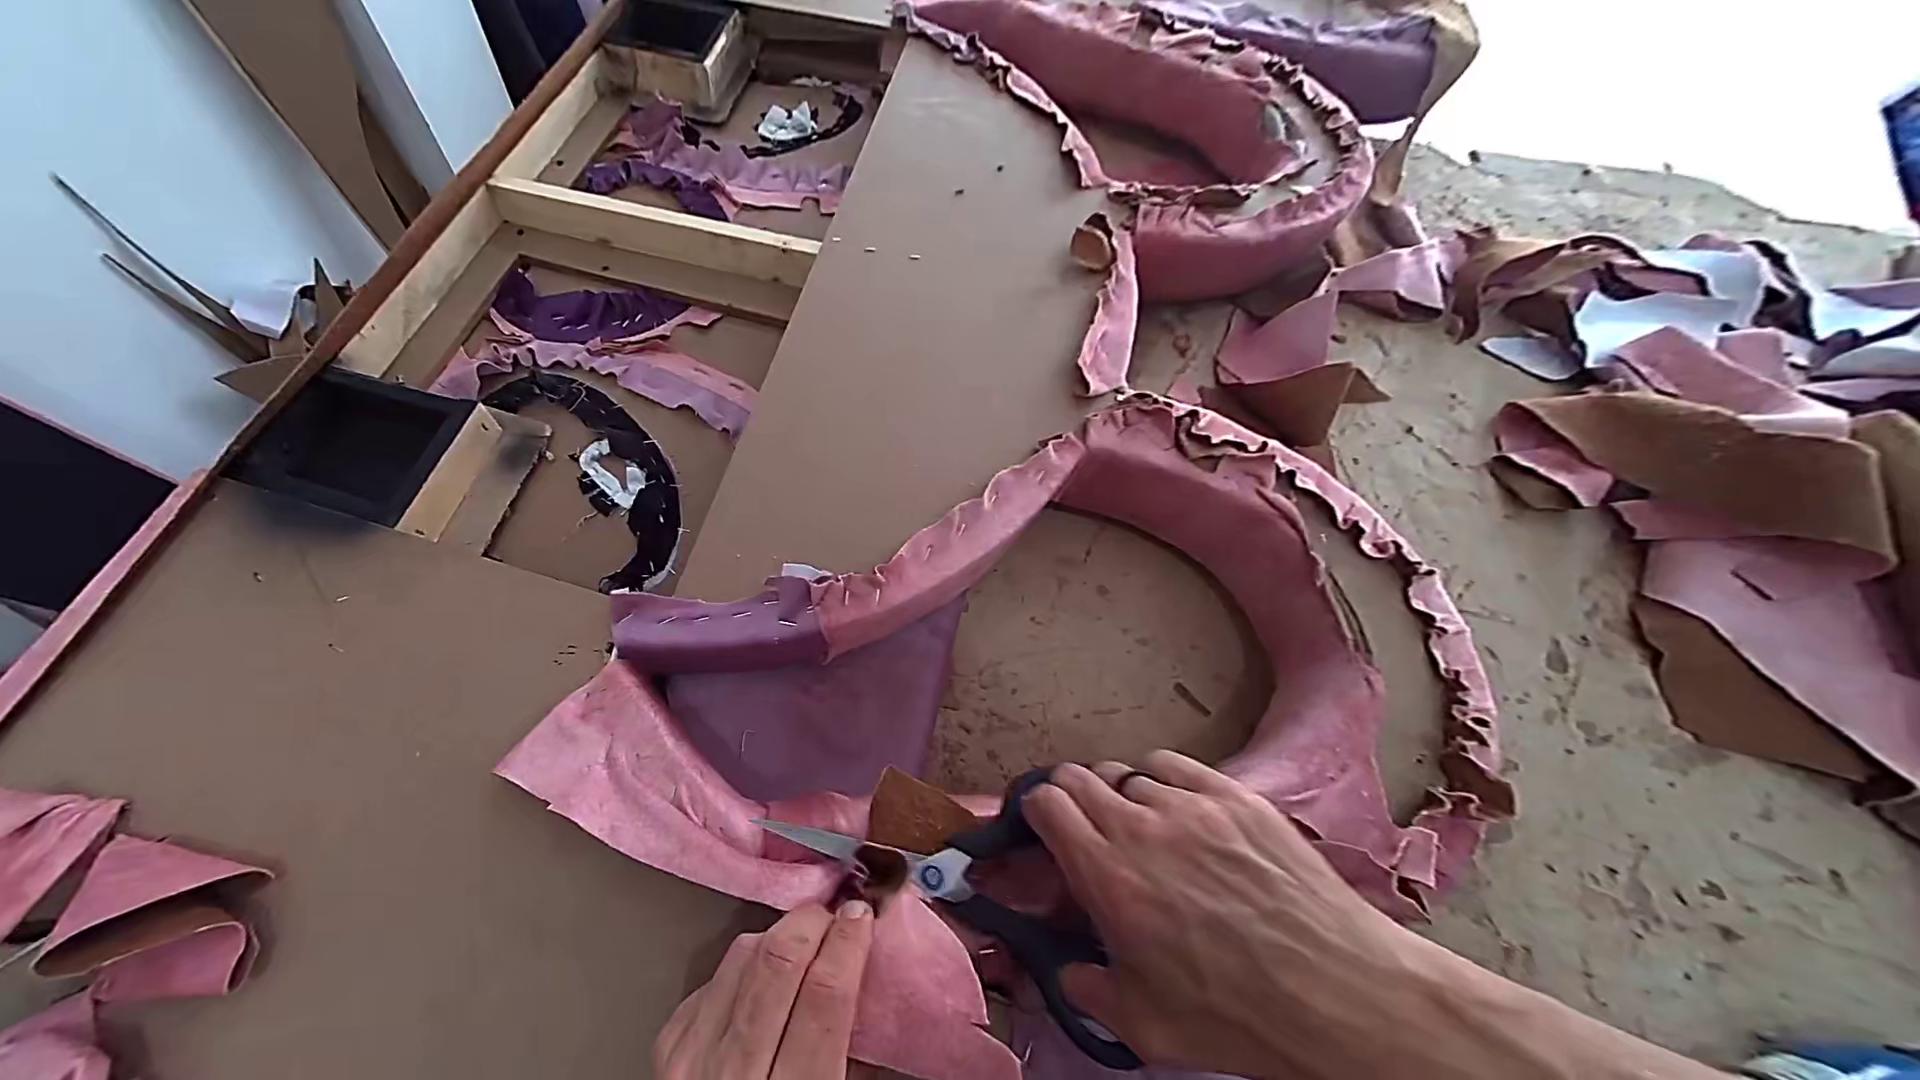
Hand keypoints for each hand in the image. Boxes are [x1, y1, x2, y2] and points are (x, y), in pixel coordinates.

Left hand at [655, 902, 874, 1079]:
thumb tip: (870, 969)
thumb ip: (854, 1048)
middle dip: (811, 923)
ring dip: (779, 935)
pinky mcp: (668, 1050)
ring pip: (743, 957)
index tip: (860, 916)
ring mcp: (692, 1062)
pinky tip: (762, 974)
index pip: (824, 996)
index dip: (847, 943)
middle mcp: (736, 1077)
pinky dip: (743, 963)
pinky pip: (713, 977)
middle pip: (777, 964)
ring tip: (802, 938)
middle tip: (831, 916)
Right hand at [1025, 752, 1728, 1079]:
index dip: (1034, 808)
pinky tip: (1174, 804)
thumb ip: (1086, 988)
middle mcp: (1140, 826)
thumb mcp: (1145, 1025)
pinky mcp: (1231, 793)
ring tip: (1138, 823)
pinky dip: (1159, 778)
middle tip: (1081, 824)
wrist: (1339, 993)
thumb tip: (1063, 966)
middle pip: (1078, 775)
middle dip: (1067, 794)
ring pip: (1126, 771)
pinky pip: (1172, 763)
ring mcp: (1189, 803)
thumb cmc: (1235, 1016)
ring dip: (1117, 793)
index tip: (1039, 825)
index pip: (1047, 803)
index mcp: (1109, 876)